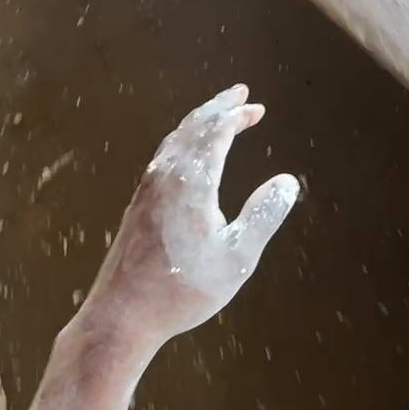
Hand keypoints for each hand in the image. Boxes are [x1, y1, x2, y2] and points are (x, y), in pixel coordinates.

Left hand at [77, 85, 300, 352]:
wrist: (121, 316)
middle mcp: (165, 176)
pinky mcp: (138, 204)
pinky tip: (188, 154)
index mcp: (191, 182)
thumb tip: (287, 181)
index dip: (236, 115)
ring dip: (199, 122)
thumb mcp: (237, 258)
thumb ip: (263, 215)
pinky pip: (164, 155)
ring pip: (175, 139)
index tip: (257, 108)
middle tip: (239, 94)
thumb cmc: (182, 290)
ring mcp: (147, 189)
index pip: (215, 132)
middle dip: (218, 107)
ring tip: (218, 116)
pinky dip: (184, 140)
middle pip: (192, 126)